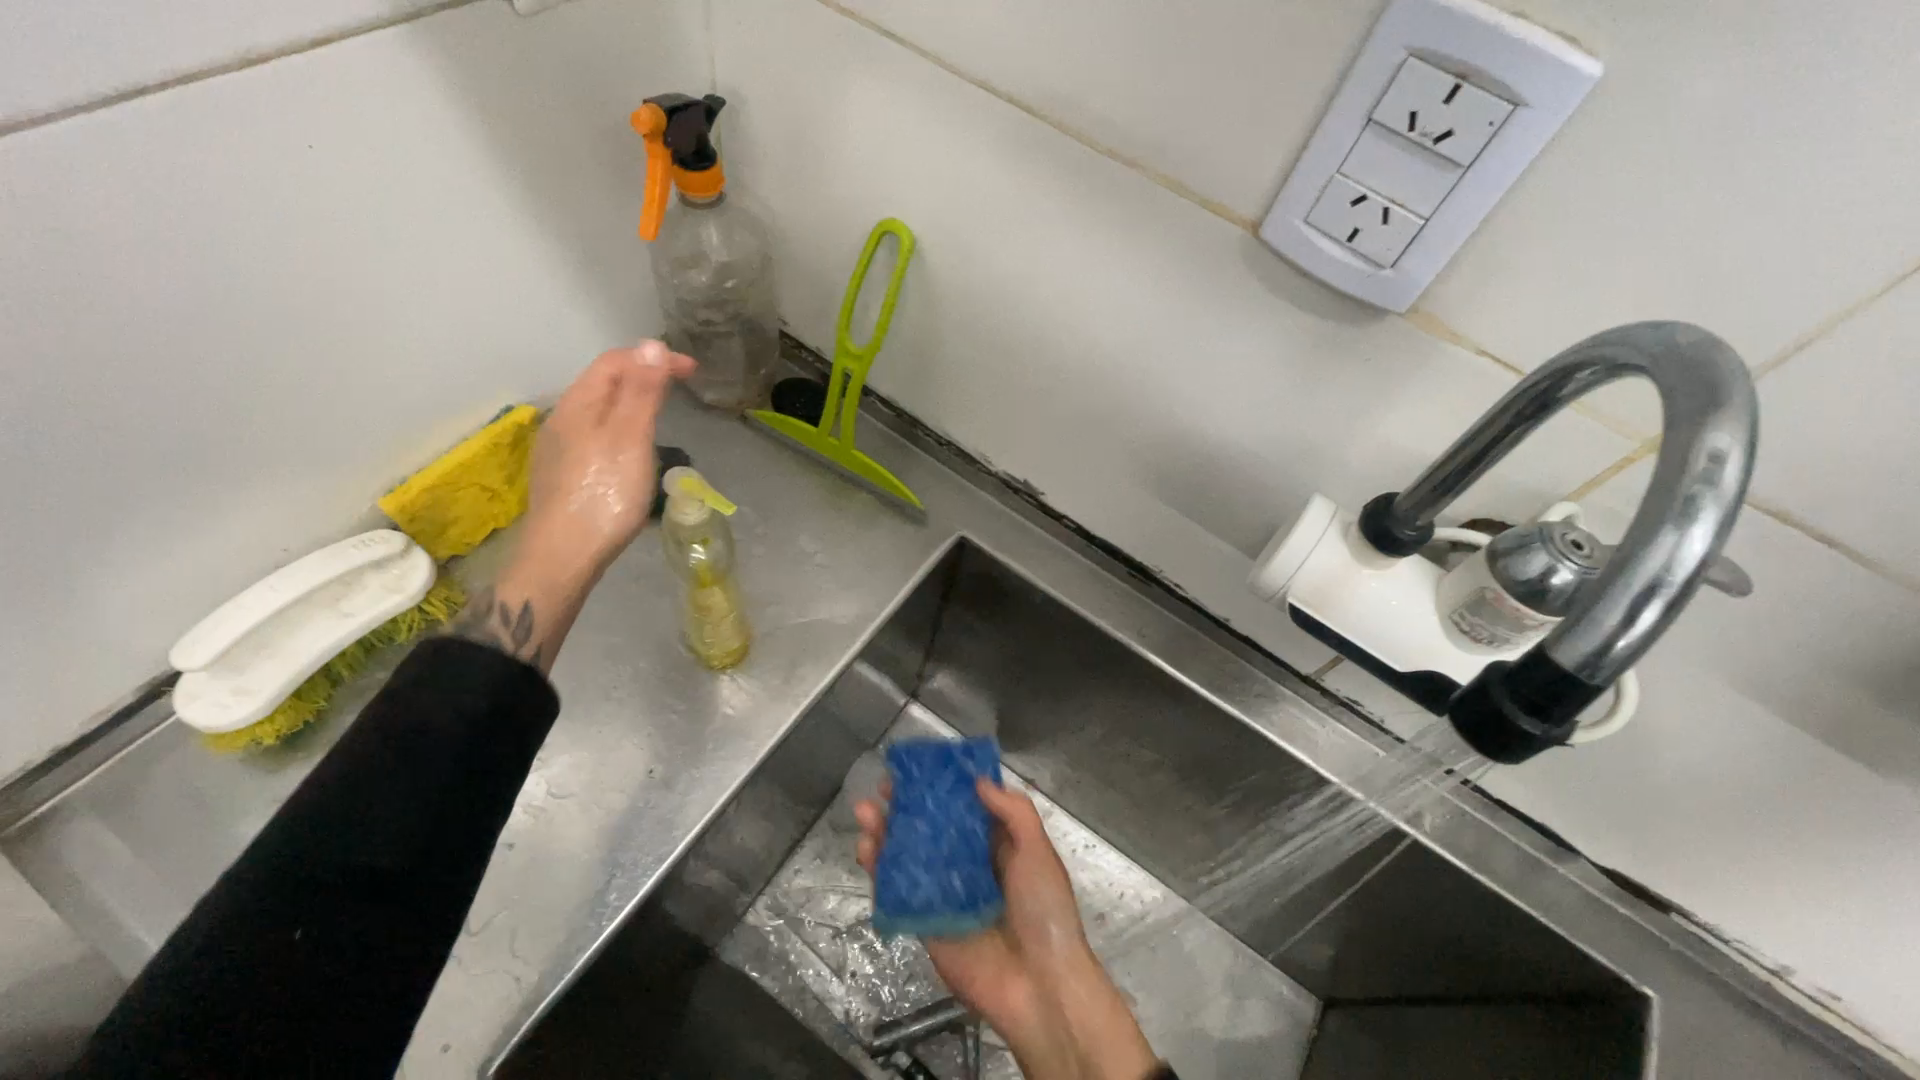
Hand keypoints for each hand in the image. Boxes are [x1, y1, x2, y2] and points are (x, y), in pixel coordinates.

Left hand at [451, 342, 692, 672]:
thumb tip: (651, 344)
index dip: (653, 358)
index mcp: (579, 405)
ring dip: (630, 403)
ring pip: (598, 411)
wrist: (564, 555)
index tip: (692, 371)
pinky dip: (619, 428)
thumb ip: (642, 391)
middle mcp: (562, 419)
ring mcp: (558, 449)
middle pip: (603, 383)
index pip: (615, 362)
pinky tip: (630, 452)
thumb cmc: (605, 494)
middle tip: (678, 388)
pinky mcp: (562, 475)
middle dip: (641, 376)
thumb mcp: (632, 437)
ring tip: (659, 416)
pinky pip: (594, 435)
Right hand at [856, 779, 1158, 1079]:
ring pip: (907, 859)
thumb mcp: (1038, 851)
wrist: (1040, 985)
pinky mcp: (925, 923)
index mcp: (998, 848)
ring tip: (865, 812)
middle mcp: (968, 868)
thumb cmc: (1045, 911)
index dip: (941, 791)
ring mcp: (944, 896)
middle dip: (904, 809)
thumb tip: (978, 781)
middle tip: (882, 789)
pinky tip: (866, 849)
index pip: (964, 812)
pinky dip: (878, 871)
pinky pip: (897, 894)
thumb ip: (1013, 812)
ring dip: (884, 834)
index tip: (919, 770)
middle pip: (929, 832)